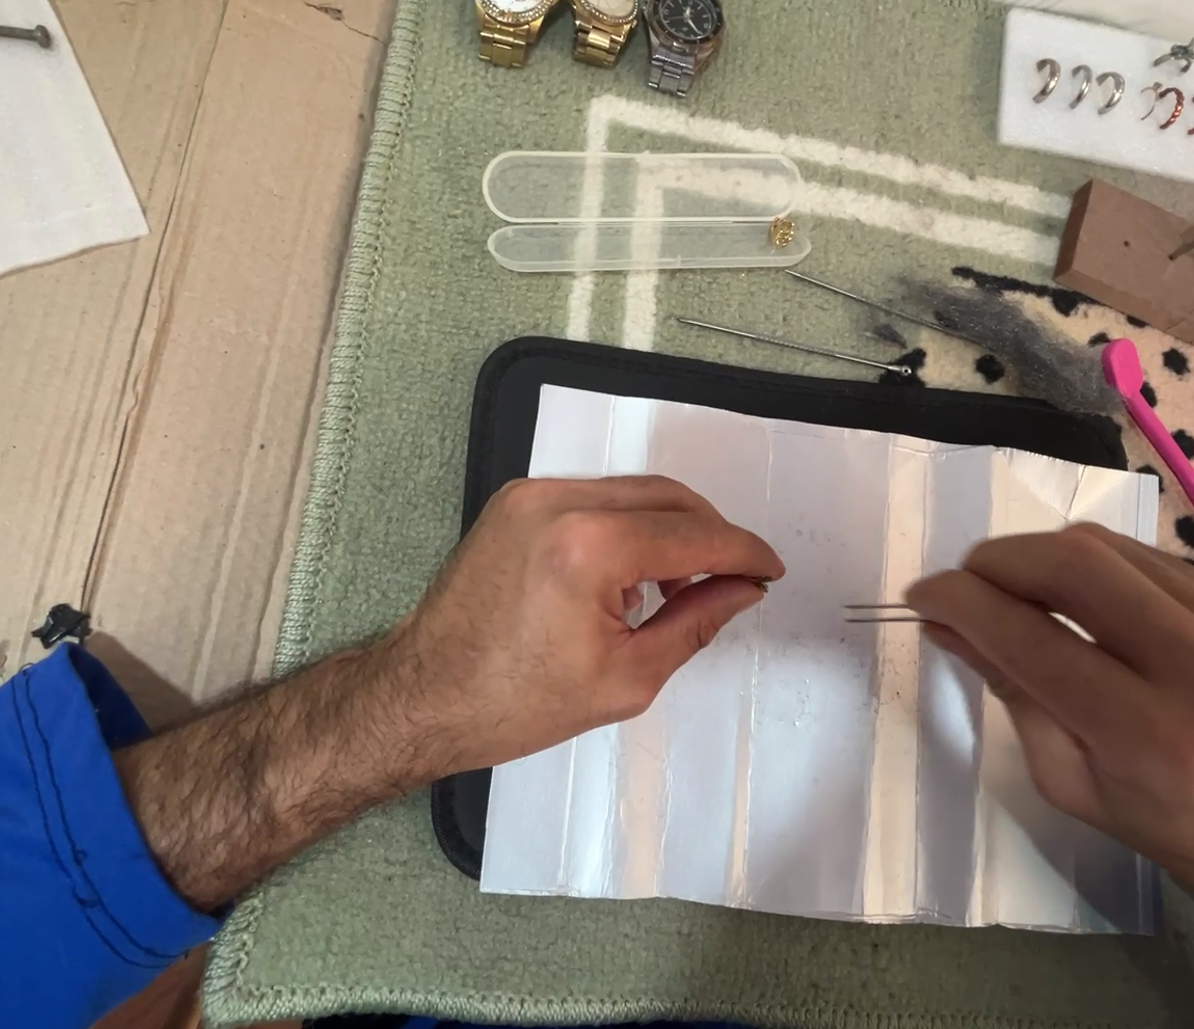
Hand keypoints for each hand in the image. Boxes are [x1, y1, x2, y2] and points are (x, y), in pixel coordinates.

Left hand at [116, 476, 781, 909]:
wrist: (424, 694)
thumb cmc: (517, 703)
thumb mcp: (627, 677)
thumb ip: (696, 620)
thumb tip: (743, 589)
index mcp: (588, 547)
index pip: (692, 533)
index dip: (742, 550)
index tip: (770, 569)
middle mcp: (559, 501)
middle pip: (667, 496)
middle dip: (711, 533)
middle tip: (733, 577)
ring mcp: (531, 493)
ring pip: (633, 490)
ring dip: (671, 526)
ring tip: (682, 580)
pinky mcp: (515, 499)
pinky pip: (597, 495)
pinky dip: (630, 522)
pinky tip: (635, 567)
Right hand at [908, 524, 1193, 1023]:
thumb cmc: (1186, 829)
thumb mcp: (1073, 784)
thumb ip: (1011, 693)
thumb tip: (948, 625)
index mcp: (1153, 738)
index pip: (1030, 637)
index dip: (958, 602)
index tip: (921, 597)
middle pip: (1072, 562)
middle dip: (993, 560)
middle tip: (963, 584)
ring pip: (1102, 545)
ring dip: (1034, 557)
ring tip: (1014, 591)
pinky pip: (1138, 554)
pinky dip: (1085, 565)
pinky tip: (1077, 600)